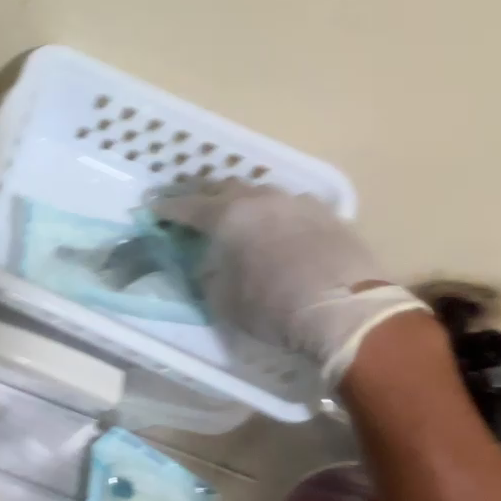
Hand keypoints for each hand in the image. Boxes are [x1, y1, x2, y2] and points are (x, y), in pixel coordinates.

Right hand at [152, 182, 427, 383]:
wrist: (347, 311)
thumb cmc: (273, 308)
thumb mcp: (223, 300)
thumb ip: (208, 275)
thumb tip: (207, 265)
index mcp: (228, 216)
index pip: (187, 207)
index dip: (167, 210)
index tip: (154, 212)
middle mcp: (261, 199)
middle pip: (225, 189)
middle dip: (206, 199)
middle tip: (195, 212)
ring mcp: (298, 203)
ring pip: (262, 194)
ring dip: (246, 204)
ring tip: (241, 219)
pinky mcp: (330, 215)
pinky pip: (294, 207)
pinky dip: (279, 216)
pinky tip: (281, 230)